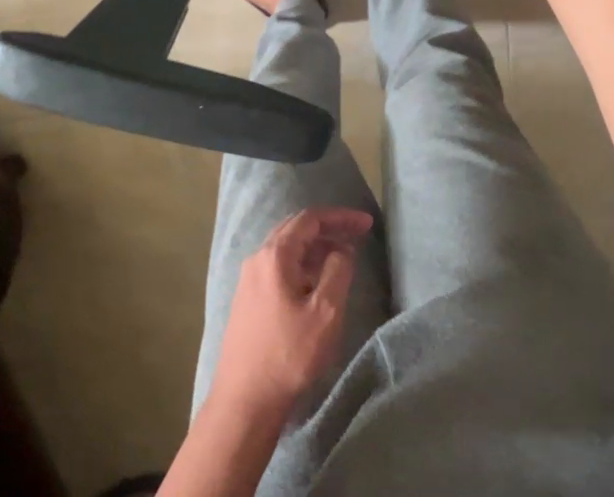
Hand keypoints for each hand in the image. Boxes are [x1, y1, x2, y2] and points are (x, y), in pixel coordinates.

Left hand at [209, 208, 373, 419]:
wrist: (246, 395)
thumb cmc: (289, 353)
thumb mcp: (325, 313)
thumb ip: (337, 273)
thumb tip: (342, 250)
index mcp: (274, 256)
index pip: (308, 220)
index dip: (339, 217)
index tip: (366, 223)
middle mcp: (257, 259)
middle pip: (295, 230)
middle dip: (328, 228)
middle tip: (358, 234)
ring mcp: (249, 279)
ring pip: (286, 250)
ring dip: (315, 248)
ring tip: (344, 256)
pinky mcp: (249, 298)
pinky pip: (279, 268)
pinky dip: (302, 264)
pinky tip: (318, 281)